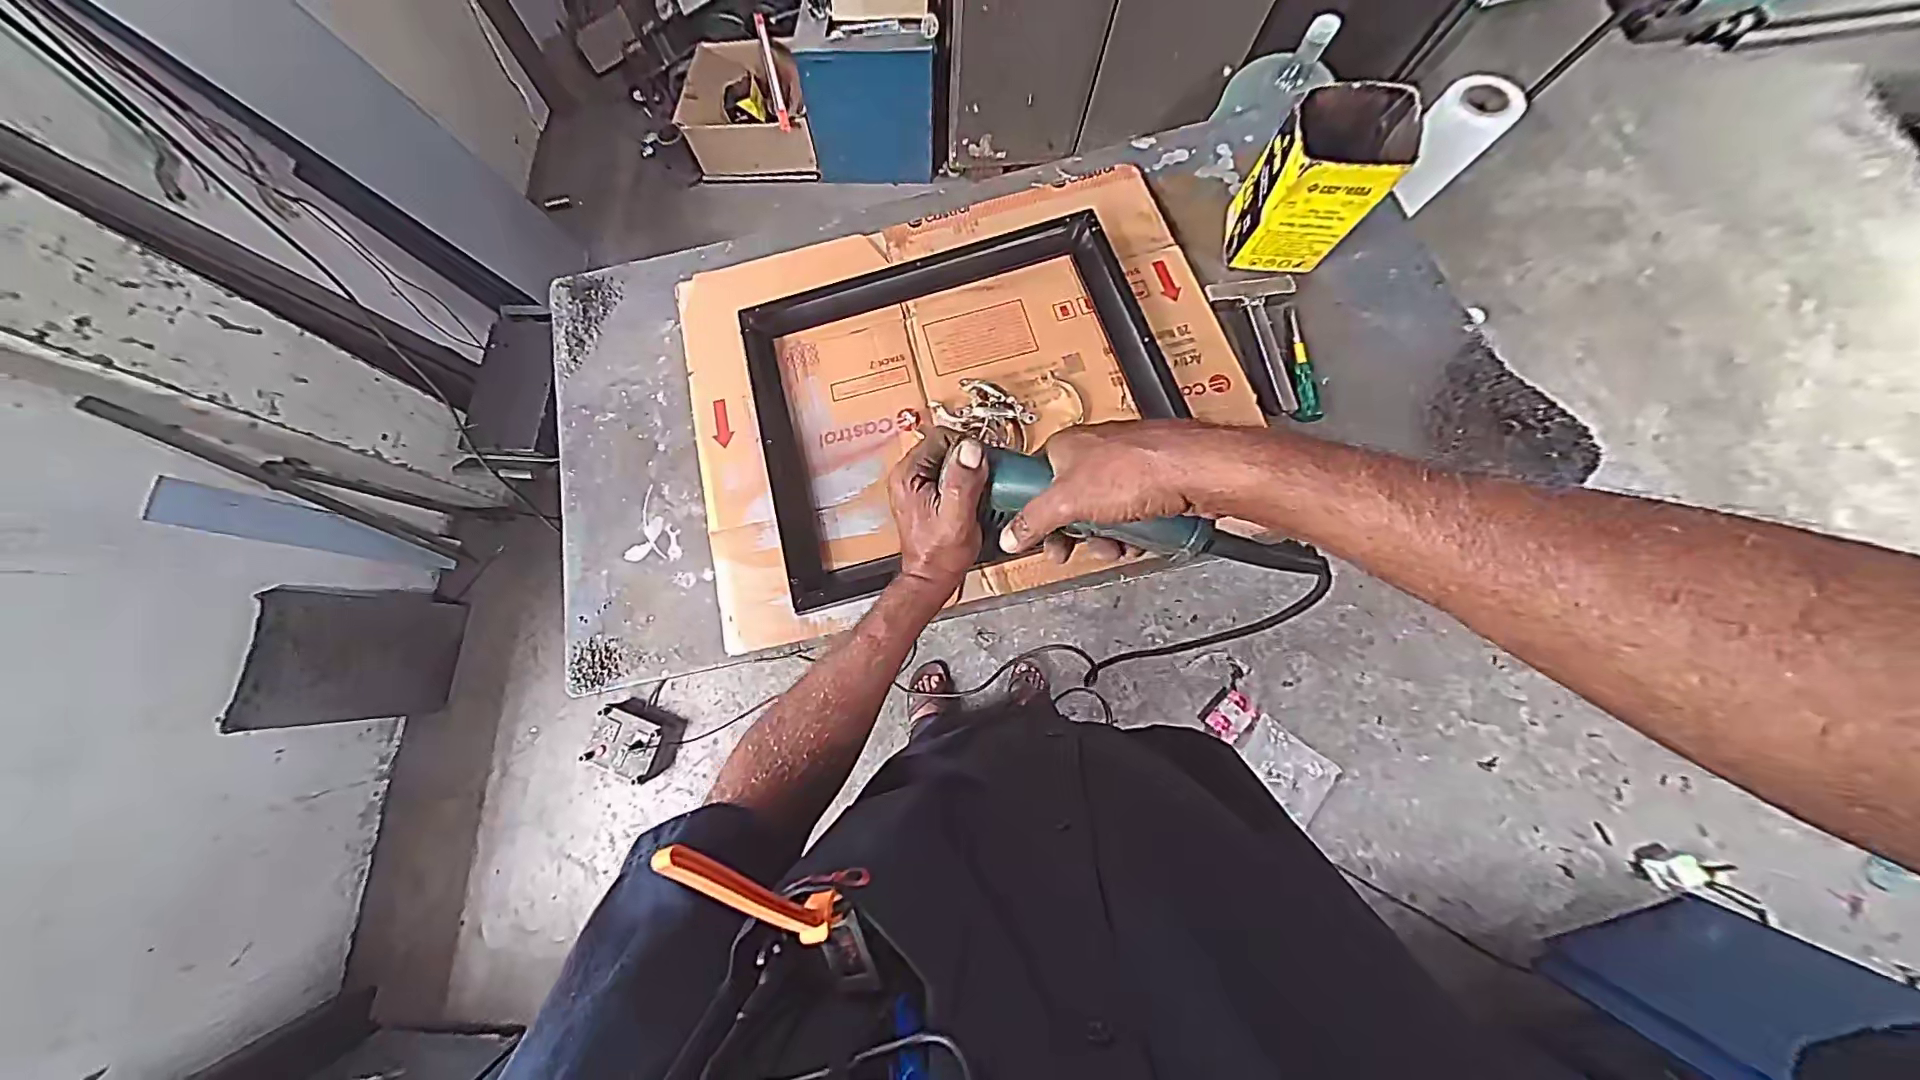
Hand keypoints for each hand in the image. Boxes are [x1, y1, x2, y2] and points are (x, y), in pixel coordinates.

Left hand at [889, 428, 988, 594]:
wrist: (932, 577)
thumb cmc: (940, 554)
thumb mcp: (957, 516)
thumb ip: (963, 481)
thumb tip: (971, 448)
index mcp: (909, 475)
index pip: (941, 437)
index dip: (968, 448)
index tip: (983, 463)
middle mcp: (908, 475)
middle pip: (945, 446)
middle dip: (969, 459)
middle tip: (985, 477)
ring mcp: (916, 484)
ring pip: (948, 459)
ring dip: (968, 470)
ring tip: (980, 487)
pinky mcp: (926, 494)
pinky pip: (948, 474)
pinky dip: (964, 480)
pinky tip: (973, 495)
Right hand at [1000, 420, 1240, 555]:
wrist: (1198, 471)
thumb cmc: (1141, 468)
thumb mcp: (1069, 501)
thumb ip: (1033, 520)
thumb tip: (1010, 535)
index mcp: (1065, 446)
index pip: (1032, 479)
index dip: (1030, 510)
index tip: (1028, 532)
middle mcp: (1092, 453)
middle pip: (1066, 502)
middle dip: (1071, 532)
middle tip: (1068, 549)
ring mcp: (1122, 469)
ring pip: (1098, 513)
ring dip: (1102, 537)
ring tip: (1114, 545)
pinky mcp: (1148, 485)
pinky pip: (1126, 515)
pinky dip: (1128, 532)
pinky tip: (1135, 538)